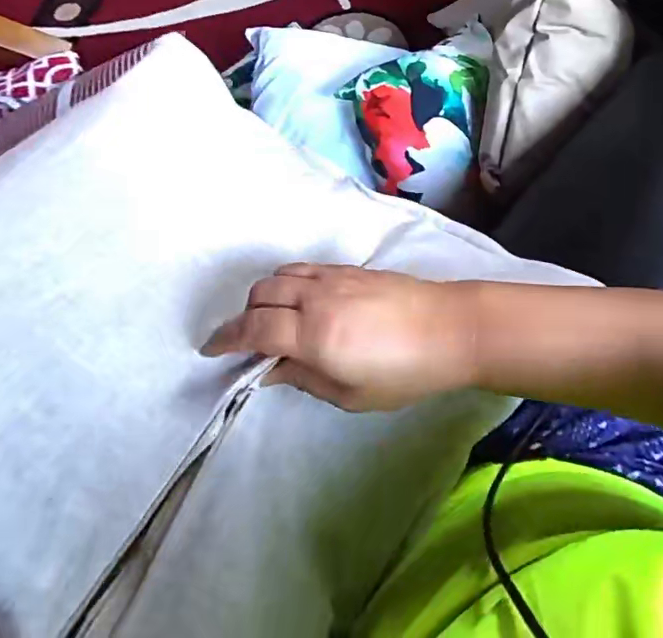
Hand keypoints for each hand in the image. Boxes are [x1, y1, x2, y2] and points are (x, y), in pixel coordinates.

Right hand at [201, 264, 477, 411]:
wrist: (451, 328)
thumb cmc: (405, 372)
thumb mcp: (351, 394)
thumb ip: (304, 378)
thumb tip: (270, 370)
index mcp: (314, 334)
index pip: (254, 329)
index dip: (226, 339)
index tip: (210, 350)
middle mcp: (318, 297)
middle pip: (262, 294)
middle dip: (243, 317)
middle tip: (244, 341)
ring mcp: (337, 277)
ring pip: (282, 274)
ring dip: (265, 295)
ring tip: (271, 320)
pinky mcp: (353, 269)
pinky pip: (307, 268)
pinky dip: (290, 281)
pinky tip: (300, 301)